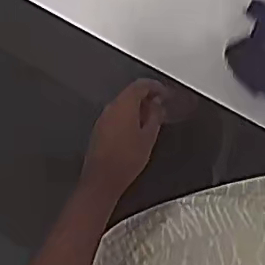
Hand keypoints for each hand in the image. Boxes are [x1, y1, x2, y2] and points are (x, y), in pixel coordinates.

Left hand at [79, 79, 165, 200]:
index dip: (155, 86)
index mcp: (124, 105)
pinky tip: (136, 128)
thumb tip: (157, 105)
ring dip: (137, 107)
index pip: (140, 85)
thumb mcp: (148, 137)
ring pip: (122, 104)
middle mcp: (111, 107)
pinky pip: (116, 114)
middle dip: (146, 96)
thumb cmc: (127, 158)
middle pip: (130, 93)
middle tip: (160, 105)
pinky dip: (127, 115)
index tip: (165, 93)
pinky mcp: (99, 128)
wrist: (102, 179)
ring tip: (150, 118)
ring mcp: (103, 117)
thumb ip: (155, 116)